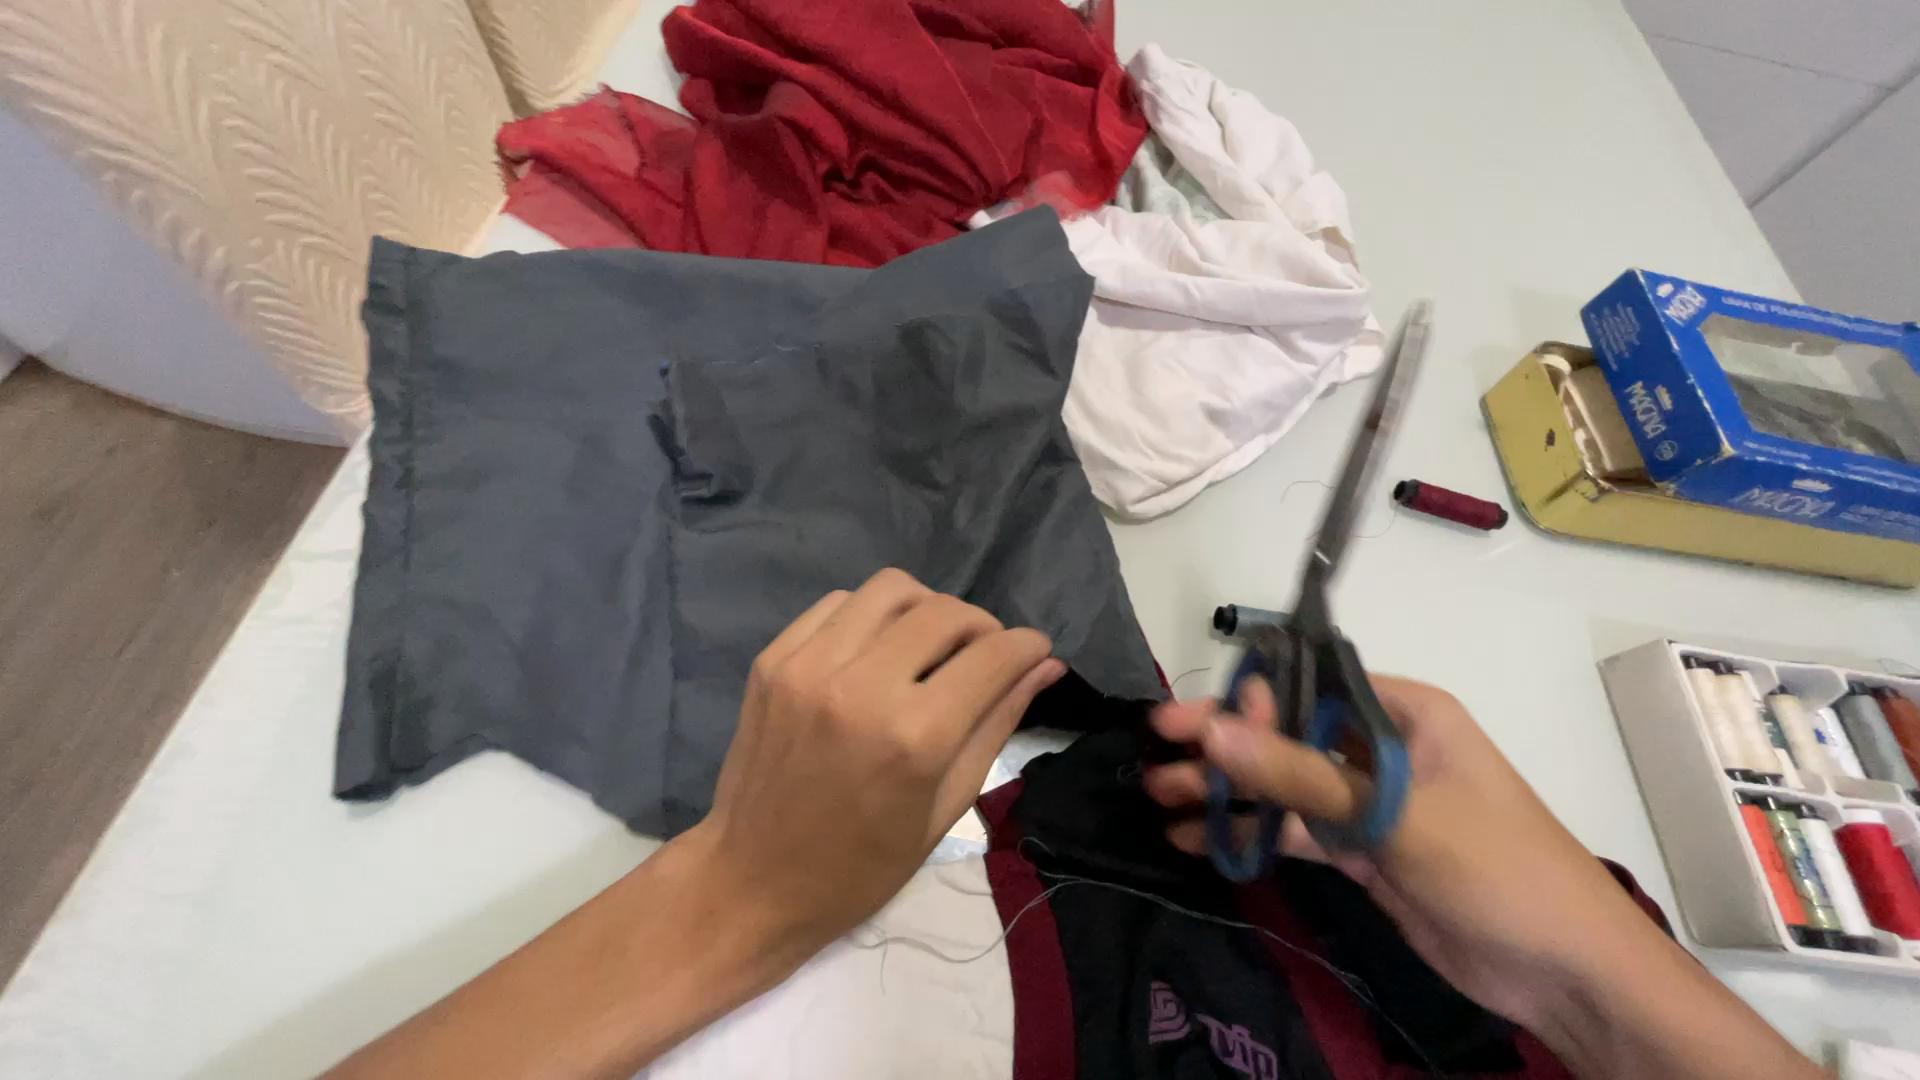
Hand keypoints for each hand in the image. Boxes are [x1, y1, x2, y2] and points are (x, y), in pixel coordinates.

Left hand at [680, 568, 1065, 959]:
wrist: (750, 882)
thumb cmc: (861, 868)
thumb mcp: (945, 809)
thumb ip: (996, 725)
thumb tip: (1043, 665)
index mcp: (913, 739)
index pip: (990, 658)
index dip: (1026, 645)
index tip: (1036, 648)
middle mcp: (861, 687)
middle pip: (944, 612)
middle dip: (982, 625)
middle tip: (985, 652)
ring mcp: (809, 666)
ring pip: (891, 589)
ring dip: (927, 609)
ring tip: (930, 644)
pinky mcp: (773, 659)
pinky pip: (838, 603)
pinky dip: (872, 615)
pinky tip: (877, 649)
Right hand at [1142, 675, 1665, 1029]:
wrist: (1569, 979)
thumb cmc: (1498, 870)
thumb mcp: (1396, 816)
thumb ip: (1299, 774)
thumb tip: (1213, 729)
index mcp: (1401, 714)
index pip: (1308, 687)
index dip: (1248, 701)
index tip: (1192, 723)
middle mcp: (1378, 747)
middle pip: (1286, 733)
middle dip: (1223, 745)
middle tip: (1157, 750)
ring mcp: (1367, 799)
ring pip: (1282, 783)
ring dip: (1227, 789)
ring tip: (1161, 794)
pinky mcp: (1359, 847)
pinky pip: (1294, 829)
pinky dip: (1251, 832)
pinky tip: (1199, 837)